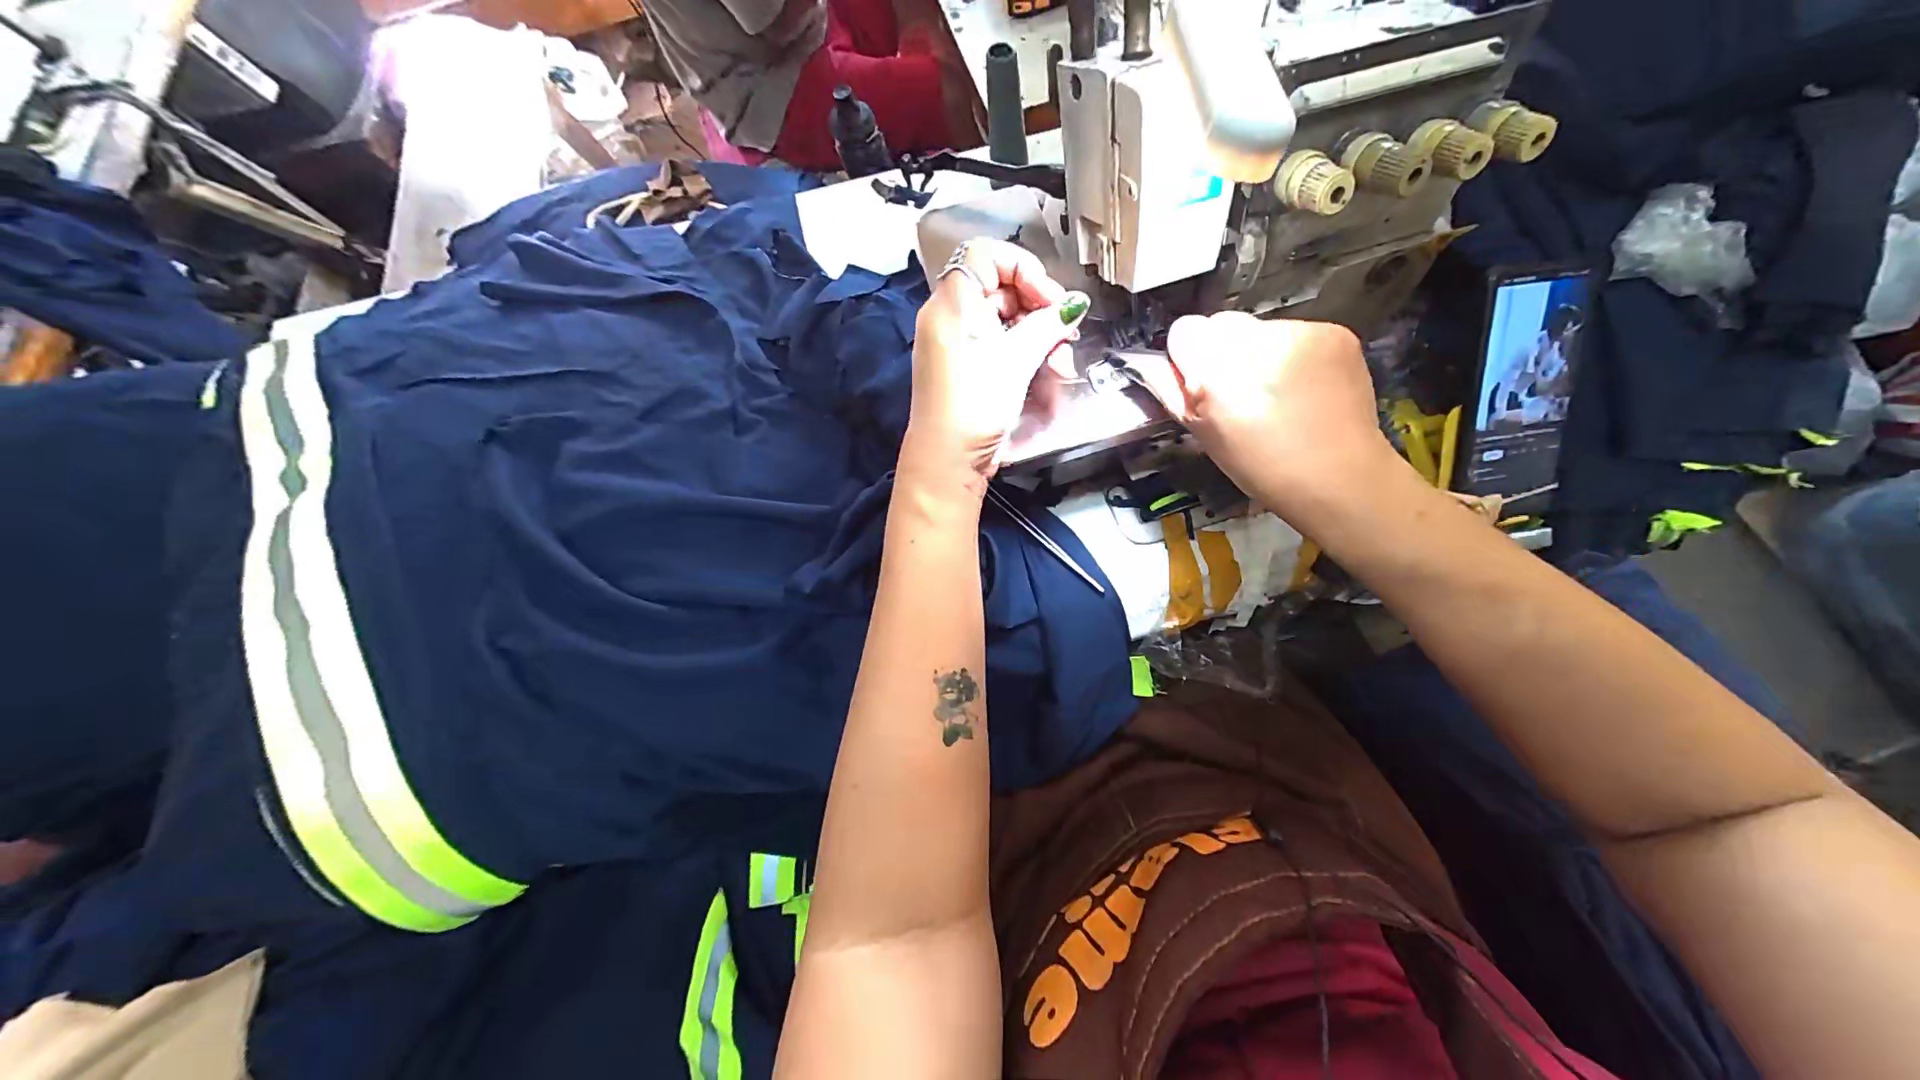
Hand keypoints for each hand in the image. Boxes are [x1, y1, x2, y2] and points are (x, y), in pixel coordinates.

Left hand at [901, 240, 1089, 491]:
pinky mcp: (961, 364)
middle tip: (1065, 329)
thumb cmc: (975, 406)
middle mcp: (948, 316)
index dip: (1023, 268)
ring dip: (1037, 332)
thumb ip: (1047, 324)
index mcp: (953, 303)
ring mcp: (953, 341)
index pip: (986, 254)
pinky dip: (1020, 349)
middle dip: (1038, 305)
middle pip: (999, 286)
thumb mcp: (1017, 360)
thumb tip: (1073, 304)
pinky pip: (994, 341)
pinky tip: (1045, 368)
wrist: (946, 459)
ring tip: (1061, 359)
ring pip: (1002, 317)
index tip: (1048, 298)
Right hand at [1133, 312, 1403, 523]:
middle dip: (1223, 351)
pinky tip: (1301, 388)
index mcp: (1213, 373)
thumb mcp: (1202, 434)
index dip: (1188, 357)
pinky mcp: (1330, 333)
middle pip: (1221, 323)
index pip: (1183, 330)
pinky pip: (1296, 332)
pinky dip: (1293, 355)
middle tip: (1238, 393)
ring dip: (1260, 353)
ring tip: (1275, 395)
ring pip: (1259, 328)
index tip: (1199, 380)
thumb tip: (1156, 365)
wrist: (1337, 474)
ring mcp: (1296, 334)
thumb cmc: (1265, 466)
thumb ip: (1173, 391)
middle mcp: (1254, 343)